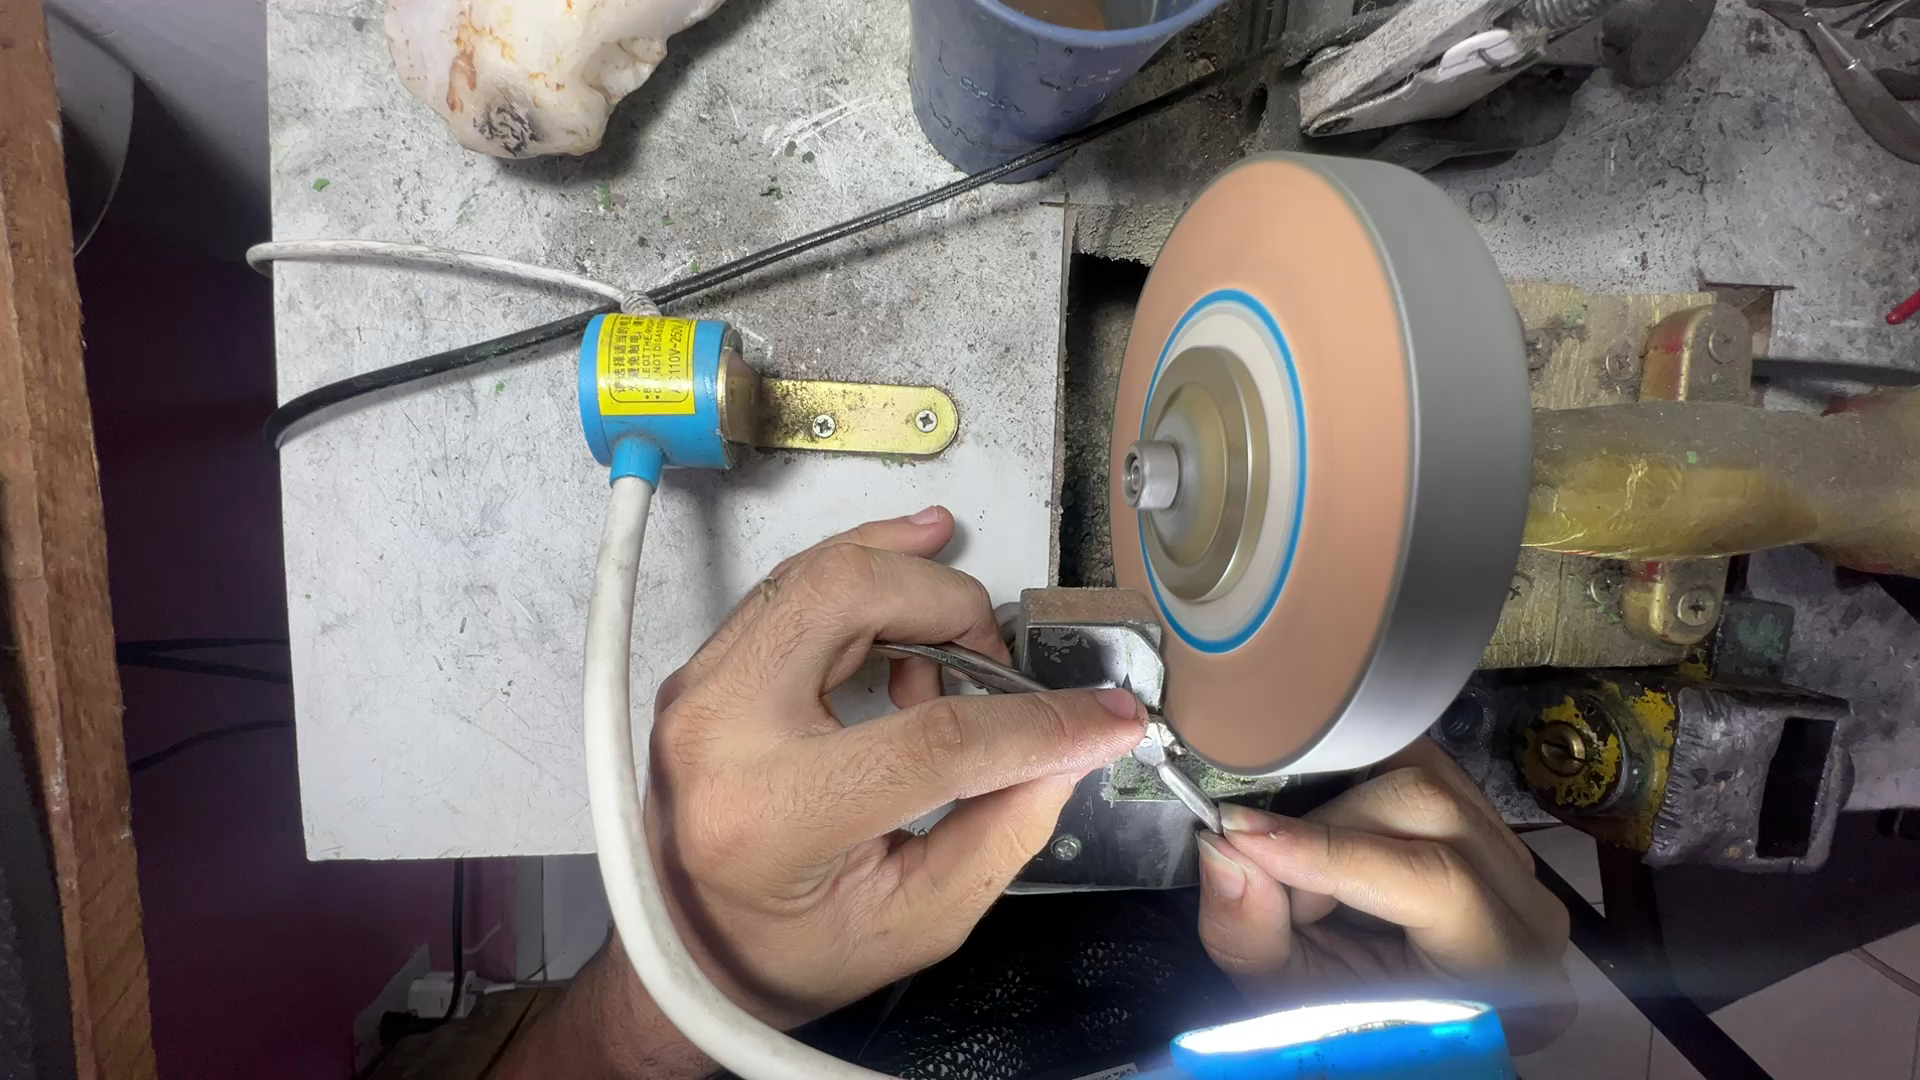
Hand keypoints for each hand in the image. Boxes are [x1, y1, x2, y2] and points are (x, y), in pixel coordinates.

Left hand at [644, 506, 1146, 1025]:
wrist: (679, 949)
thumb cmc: (790, 952)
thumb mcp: (915, 921)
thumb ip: (1005, 827)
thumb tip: (1072, 741)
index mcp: (770, 818)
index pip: (931, 741)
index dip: (1035, 723)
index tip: (1104, 716)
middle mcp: (721, 728)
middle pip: (856, 597)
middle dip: (956, 610)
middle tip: (995, 665)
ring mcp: (704, 683)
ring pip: (825, 568)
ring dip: (914, 581)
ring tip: (955, 642)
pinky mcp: (712, 662)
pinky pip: (800, 578)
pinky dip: (872, 559)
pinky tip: (920, 547)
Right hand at [1194, 737, 1575, 1052]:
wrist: (1377, 1015)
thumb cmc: (1342, 1020)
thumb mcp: (1281, 998)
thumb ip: (1249, 933)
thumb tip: (1223, 847)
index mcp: (1505, 972)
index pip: (1434, 879)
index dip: (1329, 850)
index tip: (1241, 832)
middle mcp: (1529, 910)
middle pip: (1429, 809)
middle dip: (1325, 826)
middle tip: (1270, 865)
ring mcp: (1514, 859)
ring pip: (1423, 775)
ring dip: (1339, 801)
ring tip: (1302, 853)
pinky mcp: (1485, 823)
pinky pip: (1420, 767)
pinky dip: (1359, 780)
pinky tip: (1329, 823)